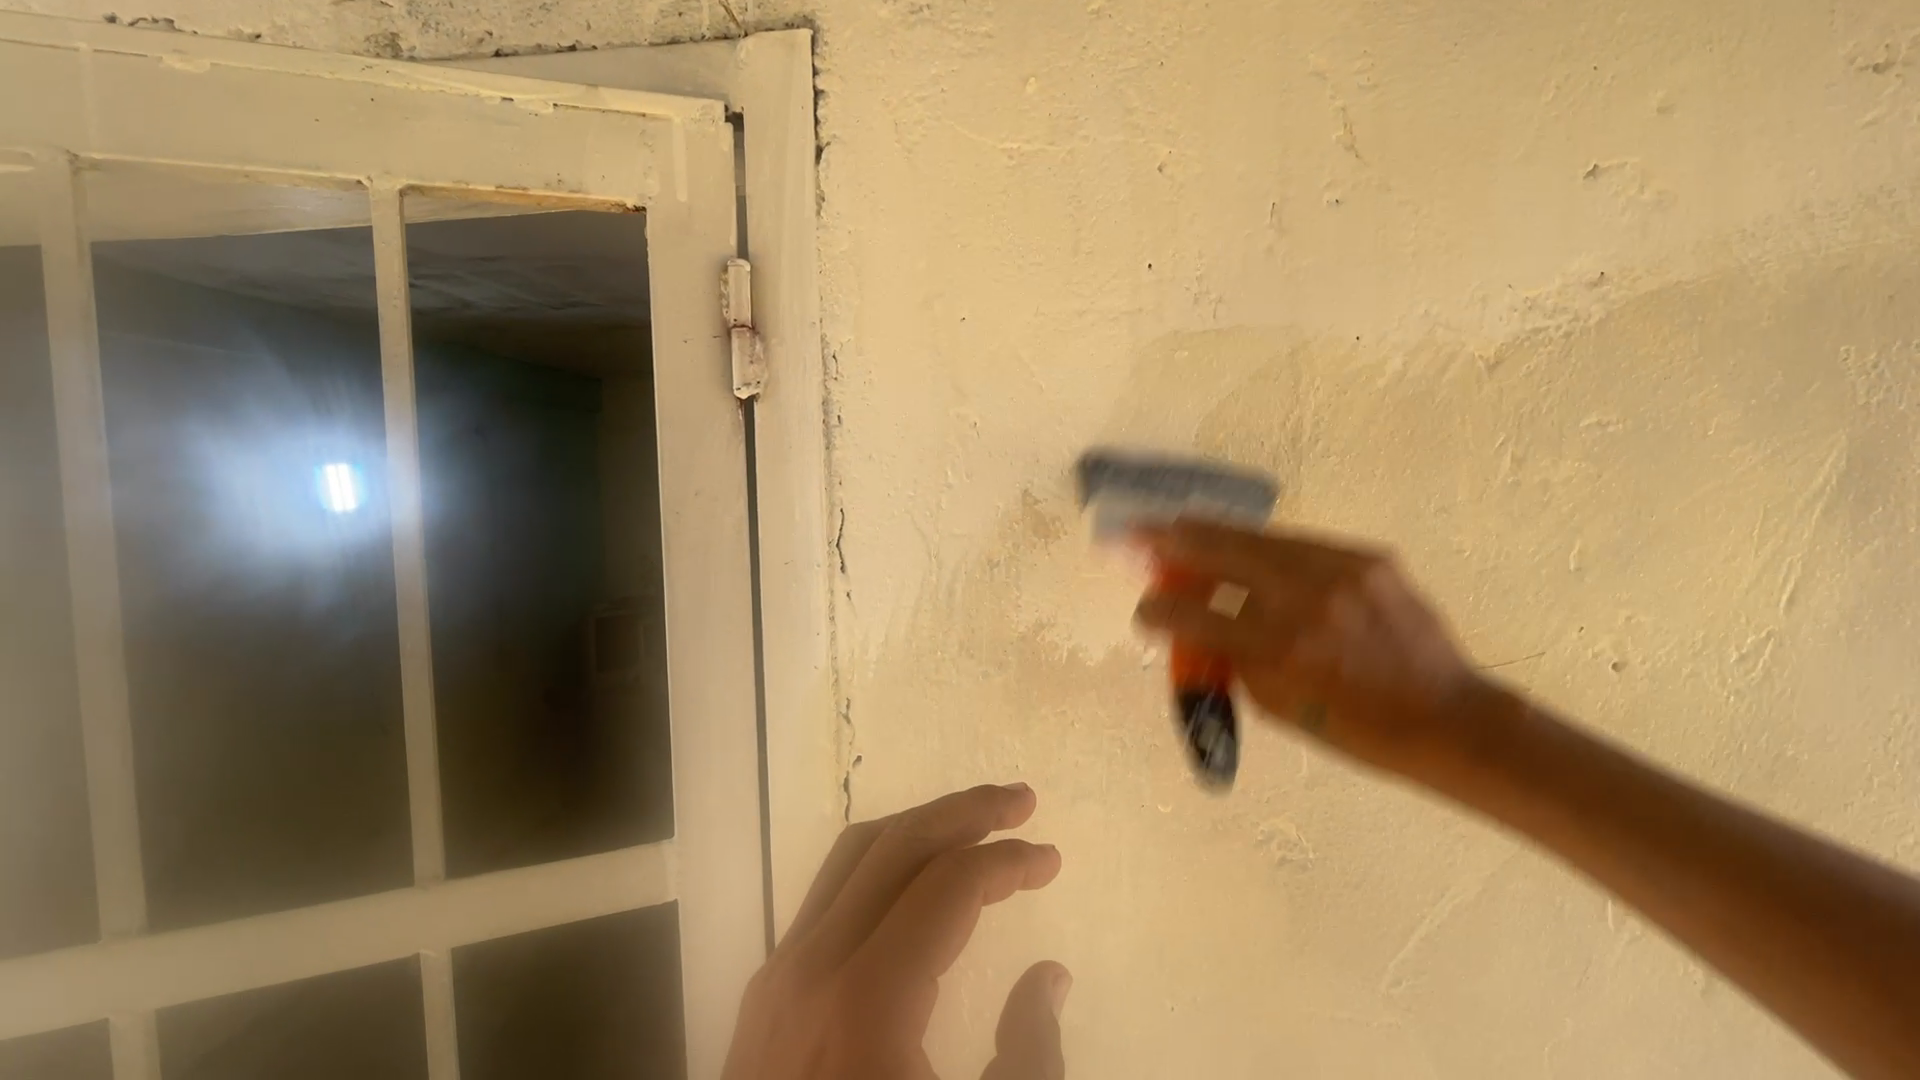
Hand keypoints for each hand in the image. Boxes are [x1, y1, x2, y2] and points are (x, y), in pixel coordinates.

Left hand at [723, 784, 1068, 1079]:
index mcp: (865, 1001)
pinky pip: (829, 896)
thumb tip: (1047, 979)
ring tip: (975, 822)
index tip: (1051, 859)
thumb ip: (1030, 1056)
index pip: (948, 885)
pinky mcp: (766, 993)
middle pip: (895, 845)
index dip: (1009, 860)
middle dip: (965, 811)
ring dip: (920, 829)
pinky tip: (916, 880)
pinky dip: (883, 866)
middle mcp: (811, 966)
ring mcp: (779, 974)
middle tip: (1021, 800)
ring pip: (853, 858)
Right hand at [1134, 521, 1485, 776]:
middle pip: (1219, 549)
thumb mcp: (1275, 702)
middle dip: (1170, 539)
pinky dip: (1266, 549)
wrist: (1447, 716)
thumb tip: (1196, 618)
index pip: (1194, 613)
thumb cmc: (1354, 728)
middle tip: (1138, 531)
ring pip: (1257, 536)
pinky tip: (1250, 551)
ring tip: (1183, 528)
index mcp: (1279, 647)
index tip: (1143, 608)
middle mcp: (1305, 597)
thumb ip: (1230, 656)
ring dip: (1214, 534)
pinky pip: (1299, 545)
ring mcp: (1340, 569)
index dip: (1157, 608)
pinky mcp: (1367, 557)